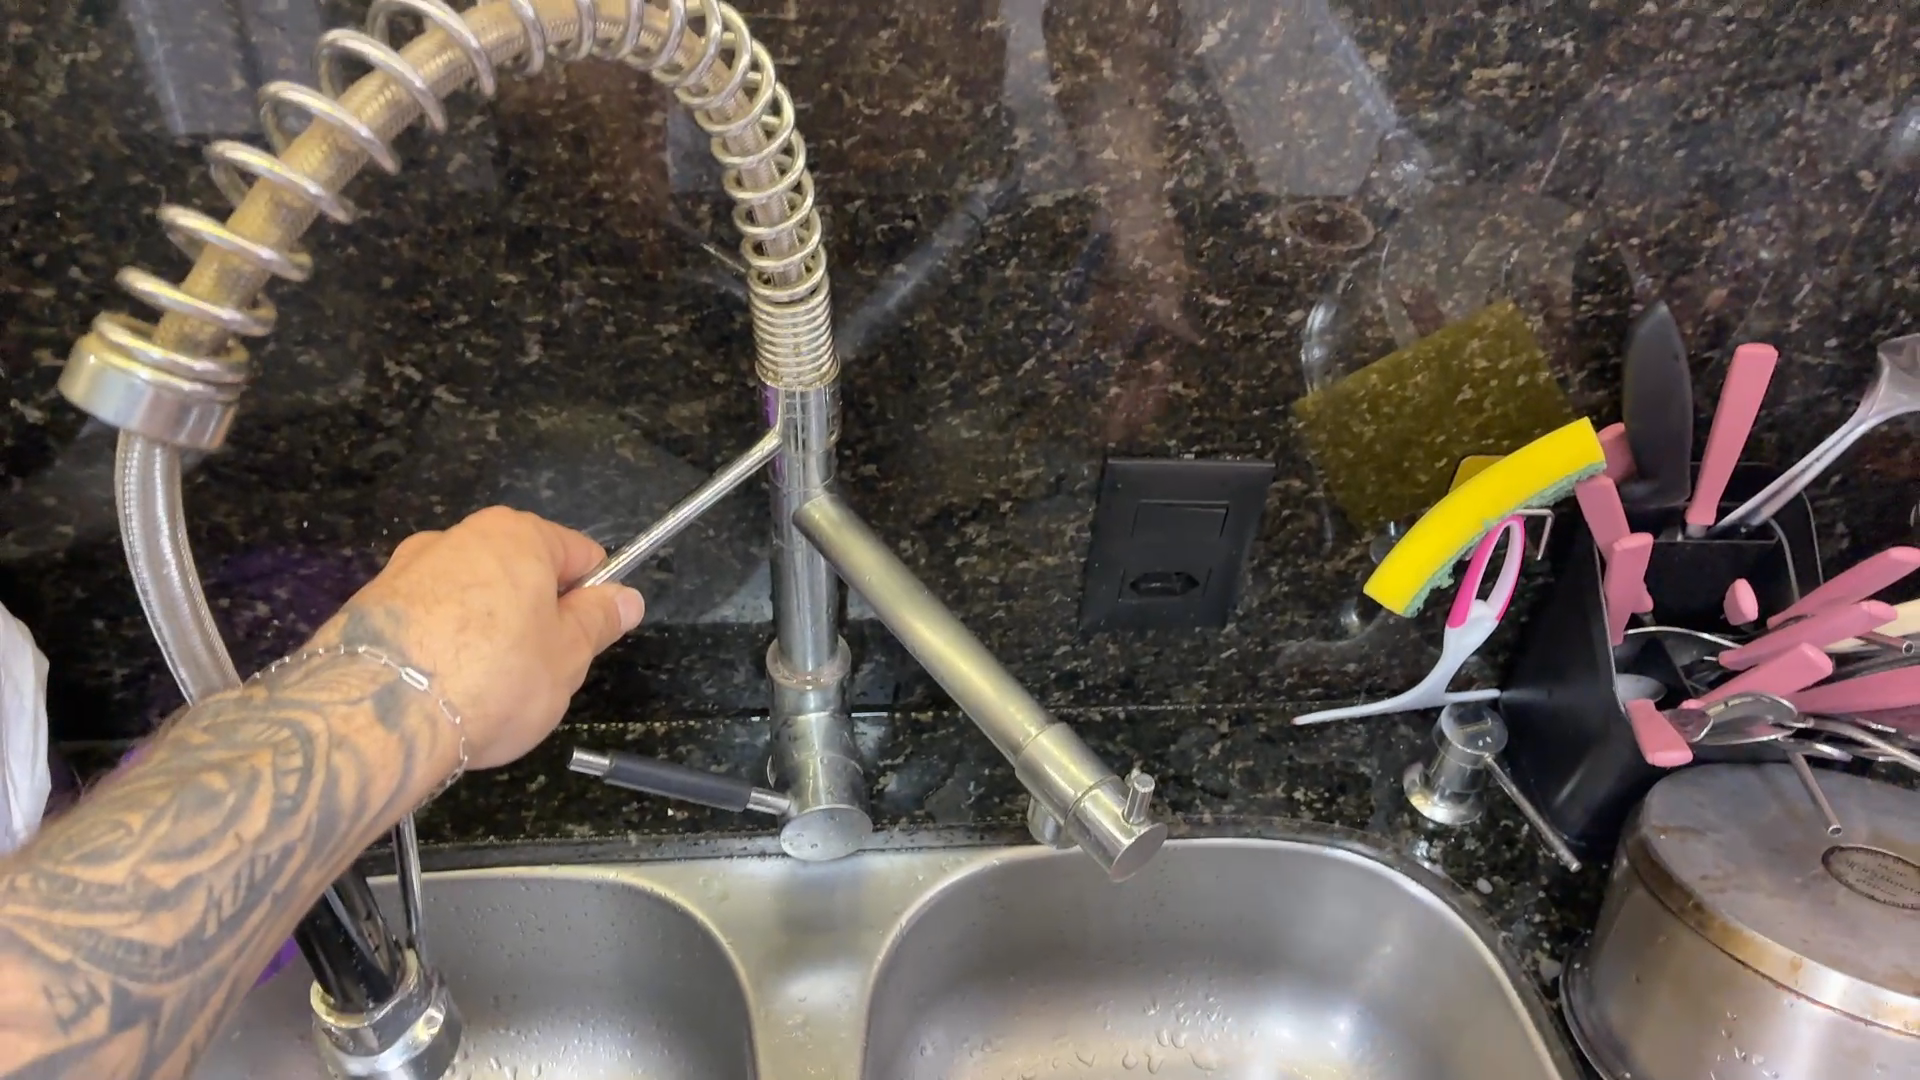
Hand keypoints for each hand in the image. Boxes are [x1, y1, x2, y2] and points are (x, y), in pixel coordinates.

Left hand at [313, 506, 644, 768]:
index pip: (581, 555)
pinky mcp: (363, 611)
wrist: (374, 722)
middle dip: (538, 616)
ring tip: (485, 688)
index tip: (587, 639)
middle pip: (523, 574)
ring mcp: (403, 572)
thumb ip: (600, 620)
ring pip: (474, 600)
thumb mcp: (570, 654)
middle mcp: (456, 538)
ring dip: (490, 632)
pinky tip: (442, 692)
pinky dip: (442, 649)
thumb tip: (628, 599)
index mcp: (517, 535)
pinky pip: (427, 624)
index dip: (593, 598)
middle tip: (541, 669)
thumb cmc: (496, 675)